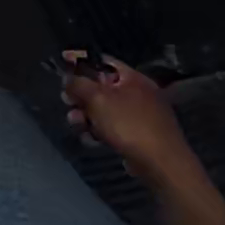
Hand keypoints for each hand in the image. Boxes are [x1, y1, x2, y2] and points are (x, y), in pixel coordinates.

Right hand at [61, 53, 209, 194]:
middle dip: (80, 96)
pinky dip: (100, 131)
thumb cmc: (129, 125)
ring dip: (86, 116)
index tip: (63, 61)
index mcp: (133, 77)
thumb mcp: (98, 99)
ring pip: (105, 110)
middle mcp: (138, 93)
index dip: (81, 61)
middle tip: (66, 102)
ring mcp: (141, 116)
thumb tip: (68, 78)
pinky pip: (113, 127)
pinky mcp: (139, 136)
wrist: (162, 164)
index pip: (102, 61)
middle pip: (101, 87)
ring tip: (76, 124)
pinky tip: (90, 140)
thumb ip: (78, 84)